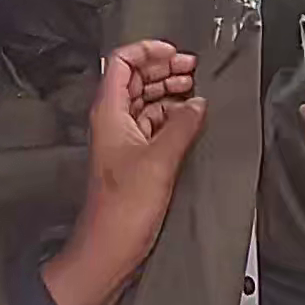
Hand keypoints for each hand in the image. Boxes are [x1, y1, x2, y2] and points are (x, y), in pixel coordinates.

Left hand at [47, 40, 206, 304]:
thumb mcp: (158, 161)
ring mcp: (123, 136)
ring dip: (170, 89)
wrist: (106, 254)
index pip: (122, 62)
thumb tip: (199, 102)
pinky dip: (172, 113)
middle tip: (193, 68)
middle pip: (136, 77)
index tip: (176, 53)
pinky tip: (191, 115)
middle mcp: (113, 118)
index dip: (147, 51)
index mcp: (109, 111)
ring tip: (196, 87)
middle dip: (164, 67)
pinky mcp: (134, 155)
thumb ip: (181, 126)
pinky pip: (154, 121)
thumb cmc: (122, 210)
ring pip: (147, 98)